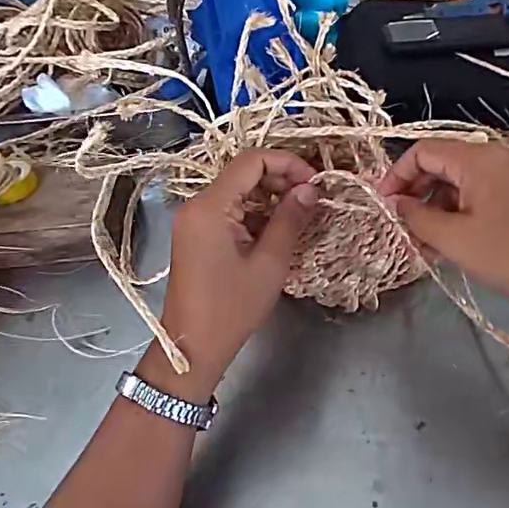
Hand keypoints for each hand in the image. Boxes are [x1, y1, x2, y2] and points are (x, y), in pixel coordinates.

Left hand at [149, 149, 317, 391]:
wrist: (194, 346)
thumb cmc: (232, 308)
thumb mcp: (270, 262)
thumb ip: (290, 218)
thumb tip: (310, 189)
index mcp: (210, 206)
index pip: (251, 161)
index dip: (288, 163)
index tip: (314, 182)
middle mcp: (196, 205)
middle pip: (243, 173)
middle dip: (281, 179)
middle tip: (311, 199)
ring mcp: (194, 220)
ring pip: (238, 191)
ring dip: (270, 197)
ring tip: (299, 215)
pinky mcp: (196, 234)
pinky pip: (230, 210)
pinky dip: (256, 213)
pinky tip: (277, 230)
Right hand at [376, 139, 508, 317]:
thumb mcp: (453, 238)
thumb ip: (416, 216)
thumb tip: (395, 203)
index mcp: (477, 157)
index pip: (423, 151)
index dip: (396, 175)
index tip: (383, 205)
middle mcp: (496, 156)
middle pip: (442, 164)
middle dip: (417, 194)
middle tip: (403, 228)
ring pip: (461, 182)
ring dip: (437, 208)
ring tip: (426, 244)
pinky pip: (481, 193)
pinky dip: (460, 212)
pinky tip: (452, 242)